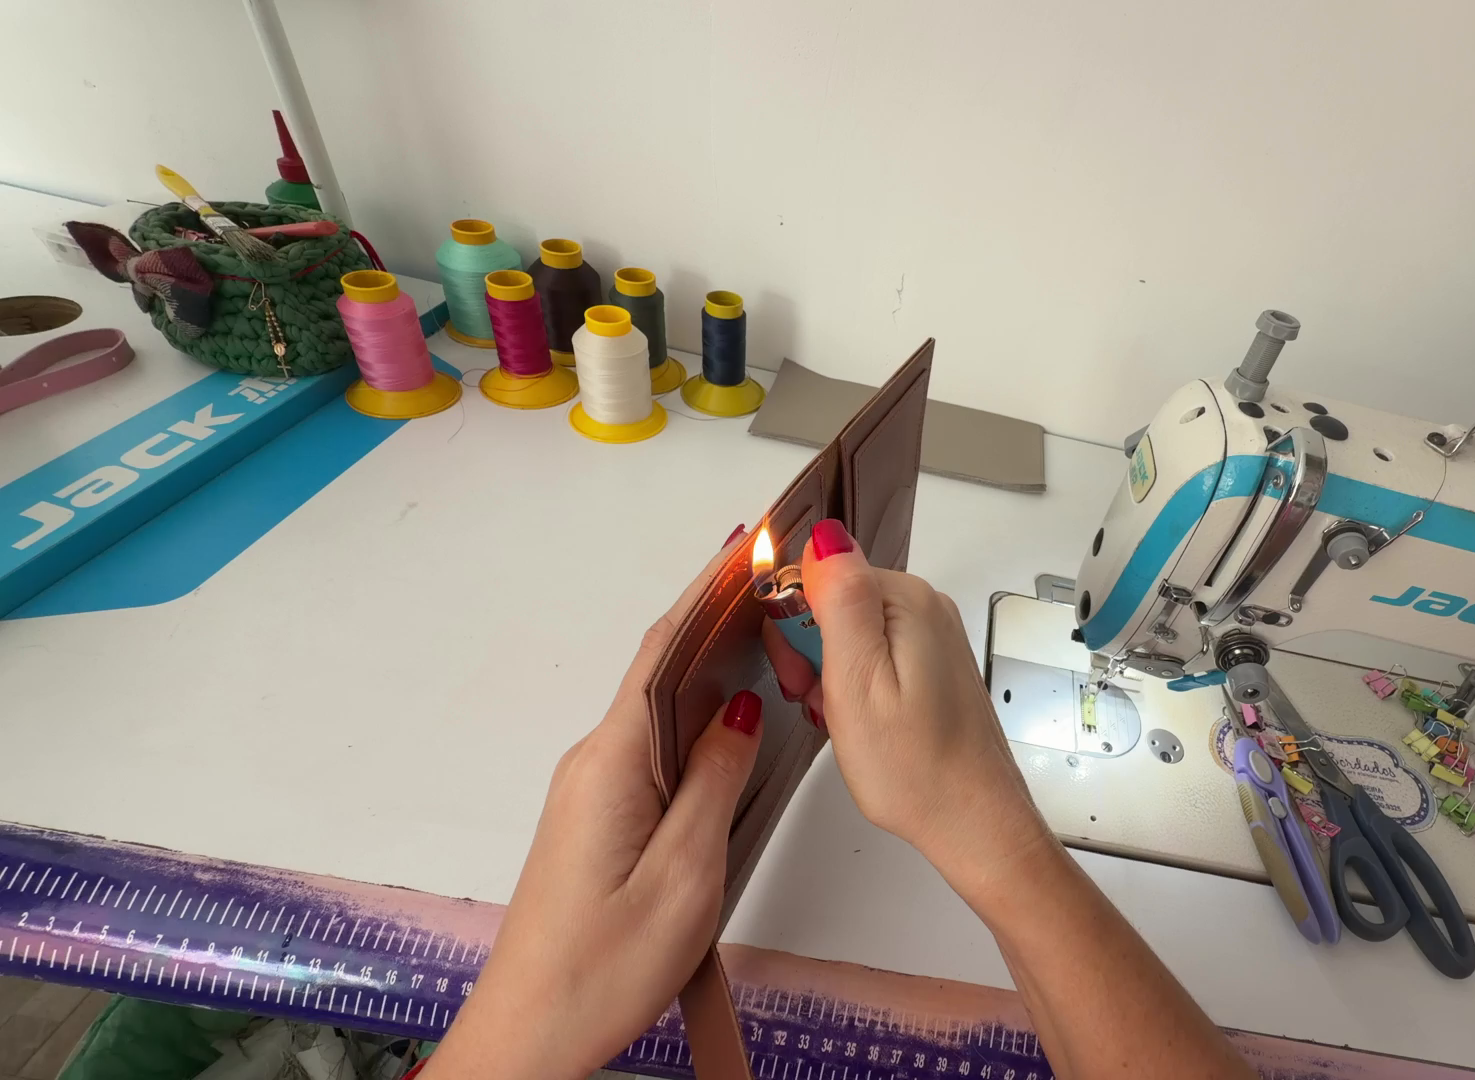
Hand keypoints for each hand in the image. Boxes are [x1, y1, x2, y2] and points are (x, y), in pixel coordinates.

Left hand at [425, 540, 764, 1079]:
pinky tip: (730, 709)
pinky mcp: (602, 809)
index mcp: (615, 759)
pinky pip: (658, 739)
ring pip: (661, 704)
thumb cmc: (605, 963)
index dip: (703, 592)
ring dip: (709, 661)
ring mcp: (597, 783)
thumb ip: (715, 779)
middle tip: (772, 583)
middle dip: (715, 616)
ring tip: (764, 630)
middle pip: (661, 667)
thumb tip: (744, 707)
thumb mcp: (684, 872)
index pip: (663, 651)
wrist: (527, 1040)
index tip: (740, 545)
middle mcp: (598, 757)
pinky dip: (698, 707)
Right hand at [762, 519, 1052, 896]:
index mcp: (906, 598)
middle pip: (837, 600)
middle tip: (818, 703)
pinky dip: (856, 682)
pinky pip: (876, 653)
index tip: (802, 678)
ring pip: (852, 630)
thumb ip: (840, 599)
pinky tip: (861, 719)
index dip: (793, 625)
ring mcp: (933, 634)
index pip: (820, 575)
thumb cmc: (911, 765)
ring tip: (842, 718)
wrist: (973, 820)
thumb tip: (825, 534)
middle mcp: (925, 604)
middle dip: (811, 648)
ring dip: (831, 670)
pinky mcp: (934, 662)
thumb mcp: (858, 680)